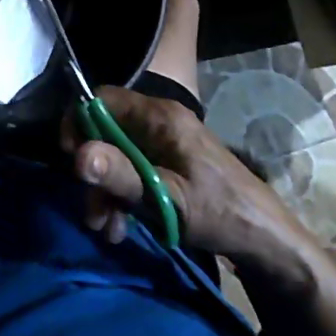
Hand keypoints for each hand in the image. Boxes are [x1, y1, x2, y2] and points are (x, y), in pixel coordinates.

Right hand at [63, 86, 314, 269]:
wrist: (262, 236)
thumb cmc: (217, 211)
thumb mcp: (165, 198)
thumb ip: (121, 175)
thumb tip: (78, 155)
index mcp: (160, 116)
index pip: (103, 99)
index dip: (80, 124)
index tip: (73, 162)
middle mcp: (160, 120)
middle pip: (107, 132)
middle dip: (95, 174)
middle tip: (94, 215)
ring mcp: (165, 142)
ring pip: (117, 155)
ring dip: (107, 192)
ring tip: (109, 230)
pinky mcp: (170, 162)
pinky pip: (134, 168)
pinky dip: (123, 194)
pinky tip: (122, 227)